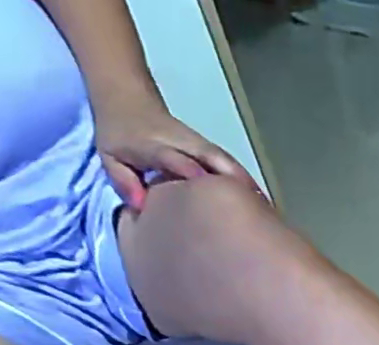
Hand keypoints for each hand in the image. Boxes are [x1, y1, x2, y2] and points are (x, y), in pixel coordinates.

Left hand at [93, 98, 256, 209]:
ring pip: (227, 163)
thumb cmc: (120, 136)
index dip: (189, 171)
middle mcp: (182, 142)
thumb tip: (140, 205)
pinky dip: (248, 184)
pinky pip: (232, 167)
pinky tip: (263, 203)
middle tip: (255, 208)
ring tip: (268, 211)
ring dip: (248, 184)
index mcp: (154, 144)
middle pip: (213, 158)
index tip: (205, 190)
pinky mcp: (211, 150)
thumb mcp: (110, 157)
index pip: (174, 157)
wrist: (128, 100)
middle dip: (234, 179)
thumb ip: (123, 180)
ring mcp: (200, 145)